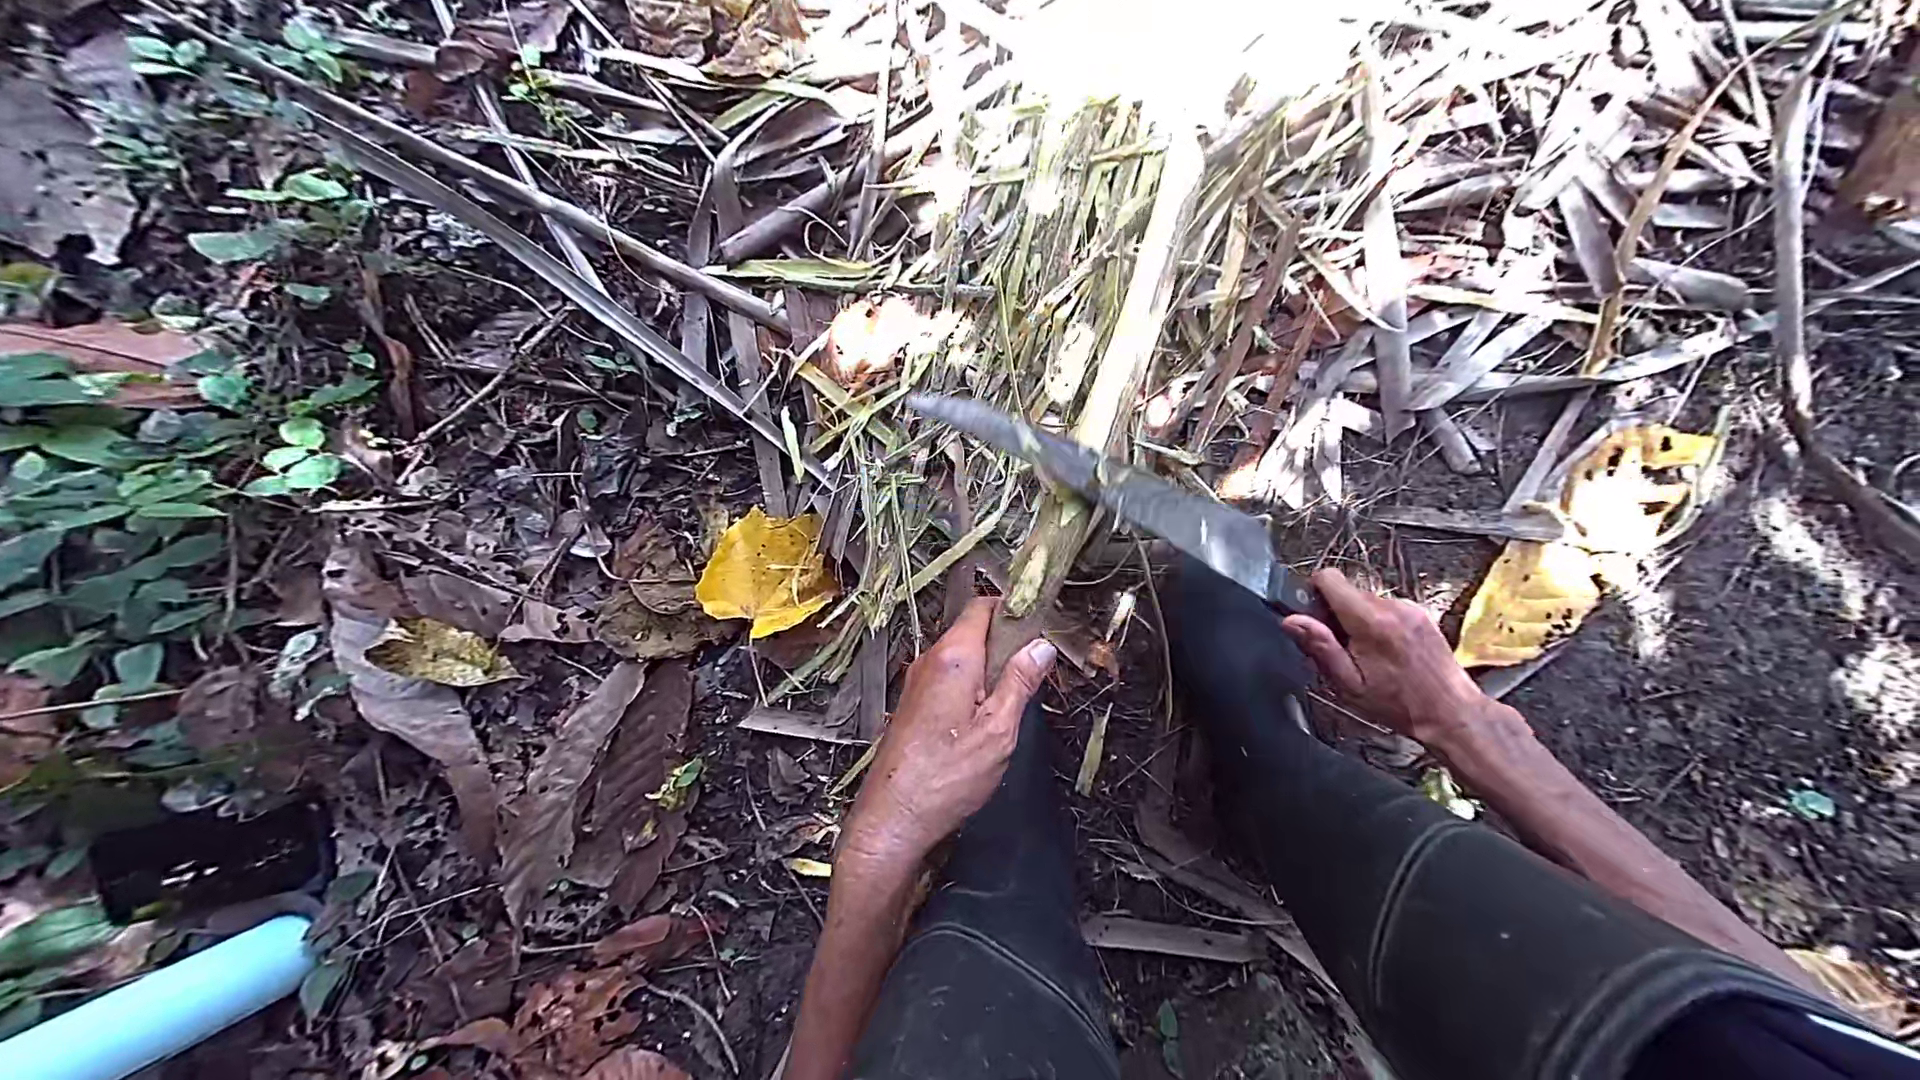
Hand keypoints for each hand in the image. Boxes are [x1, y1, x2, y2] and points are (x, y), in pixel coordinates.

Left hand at [841, 597, 1056, 868]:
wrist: (892, 817)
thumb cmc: (944, 777)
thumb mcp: (999, 729)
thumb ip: (1020, 682)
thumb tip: (1041, 647)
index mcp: (953, 656)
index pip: (982, 605)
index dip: (1012, 609)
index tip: (1037, 629)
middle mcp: (930, 660)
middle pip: (973, 630)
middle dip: (1005, 646)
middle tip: (1031, 676)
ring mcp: (918, 681)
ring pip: (962, 657)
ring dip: (989, 670)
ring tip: (1008, 706)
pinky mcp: (914, 703)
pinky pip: (949, 678)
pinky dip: (971, 687)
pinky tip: (981, 722)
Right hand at [1281, 568, 1495, 747]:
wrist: (1452, 713)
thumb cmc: (1399, 704)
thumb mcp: (1348, 683)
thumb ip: (1319, 647)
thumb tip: (1292, 621)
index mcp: (1371, 622)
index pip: (1329, 578)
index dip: (1313, 593)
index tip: (1316, 617)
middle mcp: (1393, 607)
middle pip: (1345, 591)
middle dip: (1334, 613)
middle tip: (1342, 647)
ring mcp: (1410, 608)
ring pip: (1364, 599)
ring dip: (1356, 619)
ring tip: (1365, 652)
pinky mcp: (1420, 613)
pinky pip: (1384, 607)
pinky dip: (1376, 622)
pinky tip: (1383, 650)